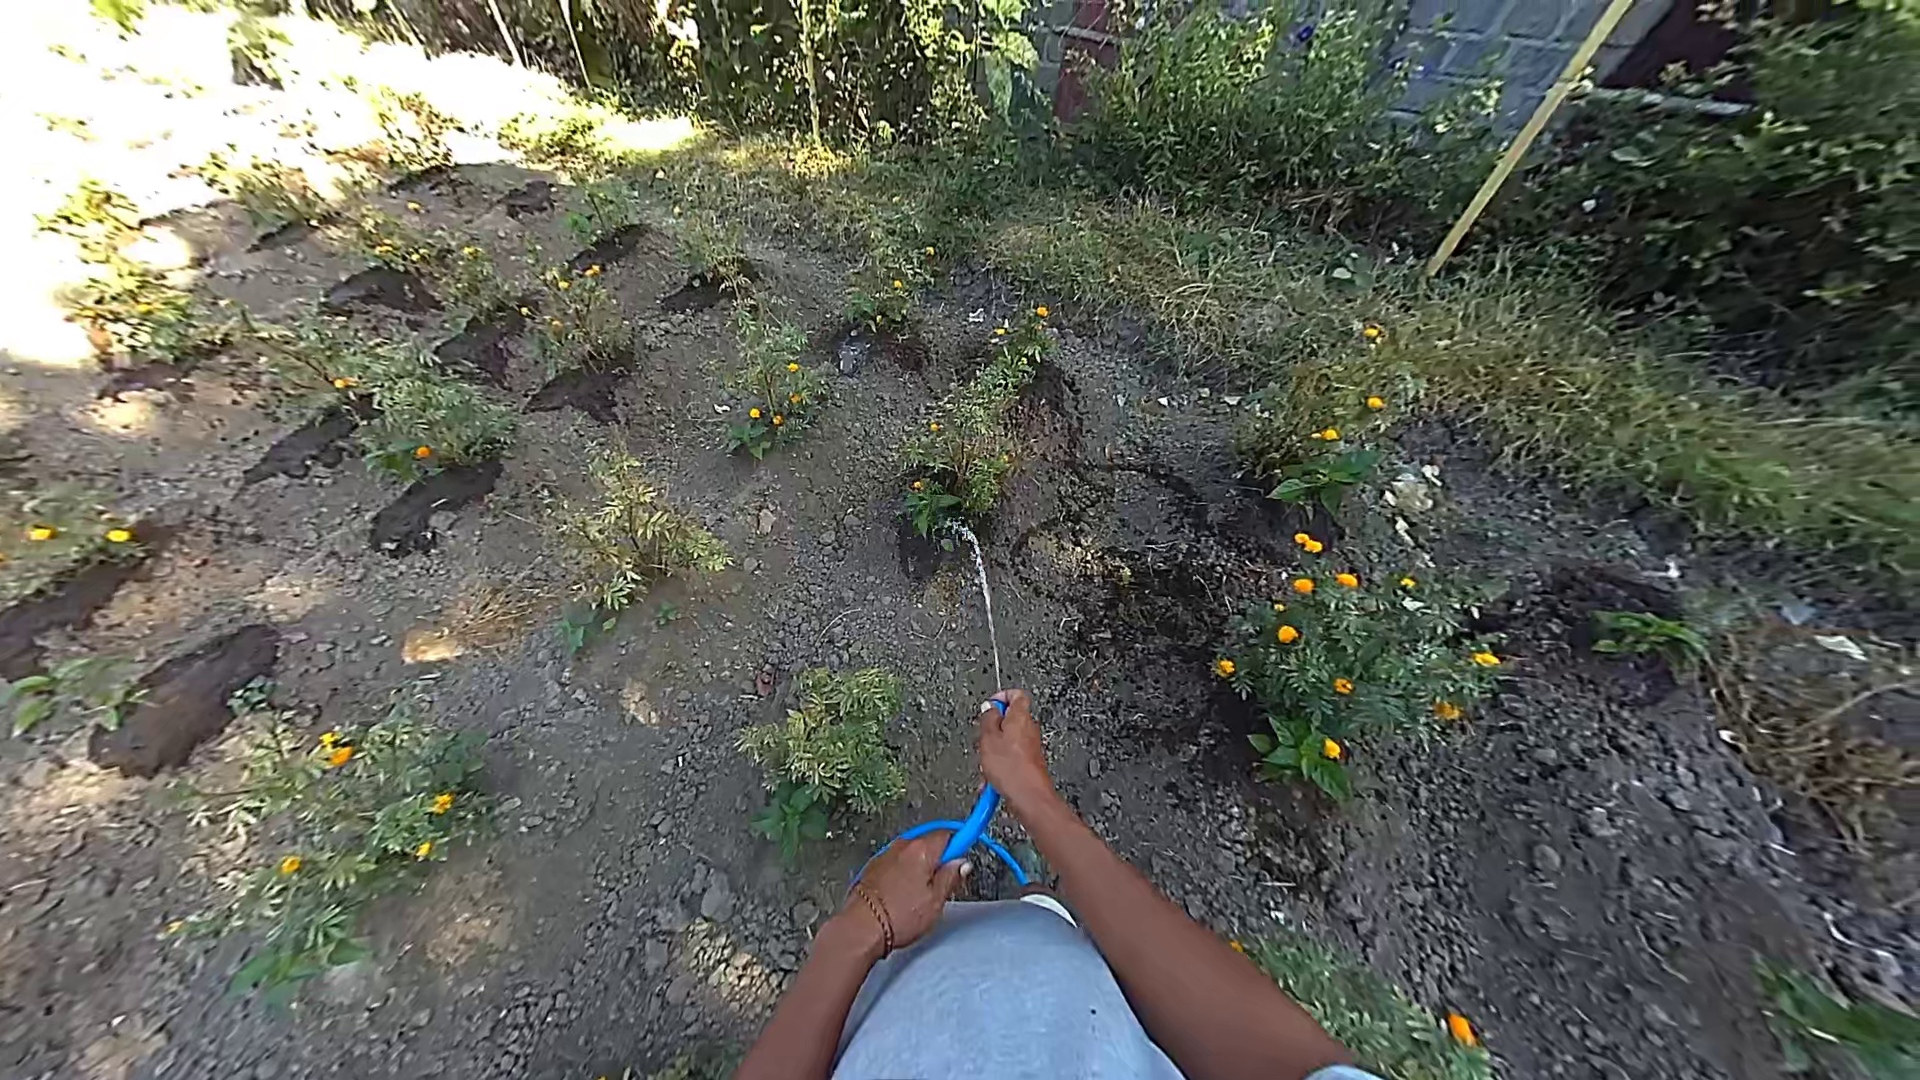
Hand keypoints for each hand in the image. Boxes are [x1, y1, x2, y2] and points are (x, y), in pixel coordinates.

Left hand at [838, 831, 968, 955]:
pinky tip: (902, 894)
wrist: (861, 928)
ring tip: (919, 894)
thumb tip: (962, 864)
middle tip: (941, 884)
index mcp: (922, 849)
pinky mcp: (874, 865)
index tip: (964, 852)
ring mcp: (887, 853)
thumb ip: (951, 877)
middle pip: (930, 842)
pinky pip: (897, 861)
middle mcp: (903, 845)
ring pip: (912, 853)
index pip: (948, 834)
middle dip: (939, 859)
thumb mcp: (935, 902)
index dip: (959, 844)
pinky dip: (903, 872)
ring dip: (919, 866)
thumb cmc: (896, 917)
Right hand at [978, 689, 1055, 815]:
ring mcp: (1030, 746)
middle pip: (1008, 719)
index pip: (1016, 694)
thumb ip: (988, 718)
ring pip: (1007, 741)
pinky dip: (1000, 765)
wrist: (1029, 797)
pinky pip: (1010, 758)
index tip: (989, 706)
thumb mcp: (988, 738)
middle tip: (984, 739)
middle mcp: (1028, 728)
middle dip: (992, 730)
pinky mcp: (1028, 762)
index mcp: (1020, 716)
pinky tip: (992, 779)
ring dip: (994, 751)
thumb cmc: (1011, 768)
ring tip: (987, 764)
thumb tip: (988, 707)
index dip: (1001, 697)